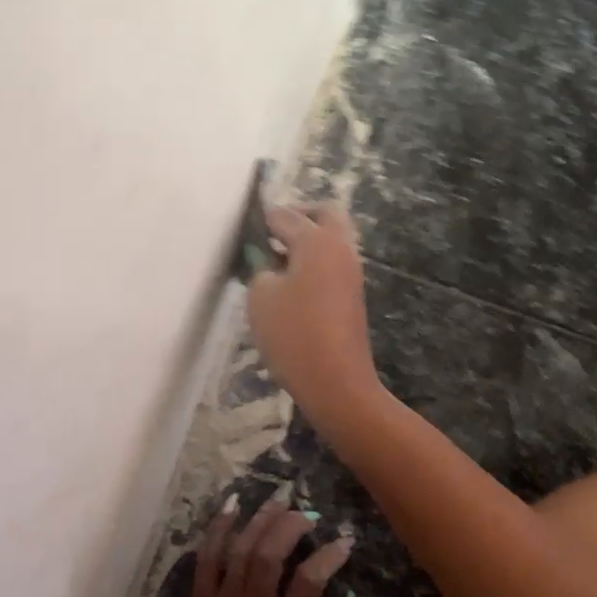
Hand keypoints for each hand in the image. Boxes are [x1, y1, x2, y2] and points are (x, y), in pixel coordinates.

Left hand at [158, 497, 355, 596]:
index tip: (344, 539)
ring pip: (241, 547)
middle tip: (307, 511)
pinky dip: (218, 529)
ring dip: (261, 518)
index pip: (311, 579)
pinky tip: (232, 506)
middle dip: (291, 525)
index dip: (329, 554)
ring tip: (278, 497)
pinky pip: (206, 557)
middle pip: (271, 552)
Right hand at [247, 203, 384, 421]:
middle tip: (270, 234)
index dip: (262, 220)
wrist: (336, 381)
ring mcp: (351, 271)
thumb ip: (260, 268)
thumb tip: (268, 262)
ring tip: (275, 261)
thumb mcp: (261, 297)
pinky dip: (314, 260)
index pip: (285, 215)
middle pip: (325, 214)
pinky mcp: (352, 293)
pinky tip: (289, 282)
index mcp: (317, 241)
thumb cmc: (293, 334)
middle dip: (298, 216)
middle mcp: (340, 247)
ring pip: (332, 238)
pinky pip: (332, 261)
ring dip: (307, 240)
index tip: (244, 227)